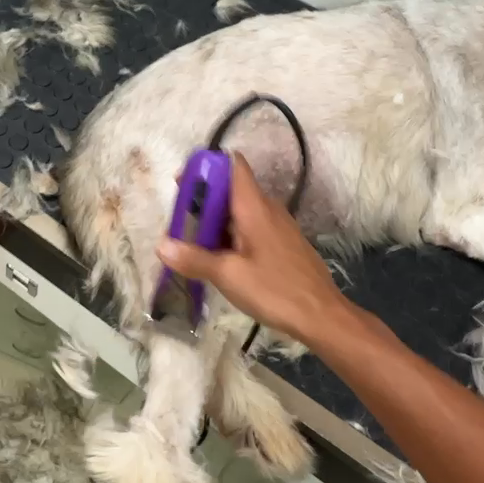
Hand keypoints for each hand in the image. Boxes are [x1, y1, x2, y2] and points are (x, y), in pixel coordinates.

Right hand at [156, 154, 359, 347]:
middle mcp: (267, 209)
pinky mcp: (281, 244)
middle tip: (177, 217)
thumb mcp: (228, 276)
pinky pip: (250, 226)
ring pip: (240, 210)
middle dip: (202, 198)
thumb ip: (194, 259)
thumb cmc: (275, 290)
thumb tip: (161, 246)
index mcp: (254, 207)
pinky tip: (217, 255)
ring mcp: (277, 226)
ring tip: (190, 239)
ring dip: (215, 219)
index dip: (207, 166)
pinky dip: (230, 233)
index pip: (233, 166)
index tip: (183, 181)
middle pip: (231, 188)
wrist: (322, 317)